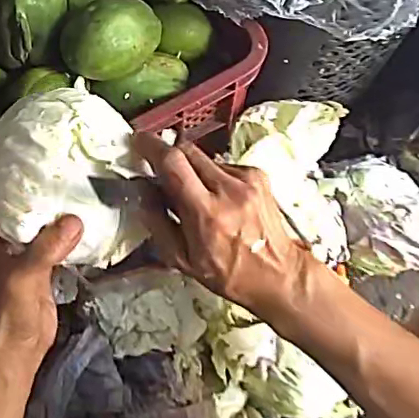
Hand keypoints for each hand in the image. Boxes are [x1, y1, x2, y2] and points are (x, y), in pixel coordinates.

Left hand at [0, 137, 82, 365]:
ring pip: (16, 210)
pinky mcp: (31, 261)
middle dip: (3, 166)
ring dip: (27, 188)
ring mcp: (11, 249)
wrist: (17, 350)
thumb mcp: (24, 277)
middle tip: (25, 141)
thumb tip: (72, 219)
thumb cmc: (10, 313)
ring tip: (48, 163)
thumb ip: (45, 248)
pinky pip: (38, 229)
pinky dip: (49, 213)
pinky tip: (69, 203)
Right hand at [131, 132, 310, 315]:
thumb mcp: (181, 259)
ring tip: (195, 195)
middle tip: (161, 171)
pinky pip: (222, 164)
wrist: (280, 276)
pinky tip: (218, 198)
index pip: (173, 163)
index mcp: (206, 213)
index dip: (151, 146)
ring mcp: (247, 180)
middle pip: (187, 150)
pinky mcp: (258, 175)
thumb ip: (155, 221)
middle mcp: (229, 190)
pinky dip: (212, 176)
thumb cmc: (229, 273)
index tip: (138, 141)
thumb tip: (141, 190)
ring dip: (191, 169)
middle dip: (168, 156)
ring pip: (204, 157)